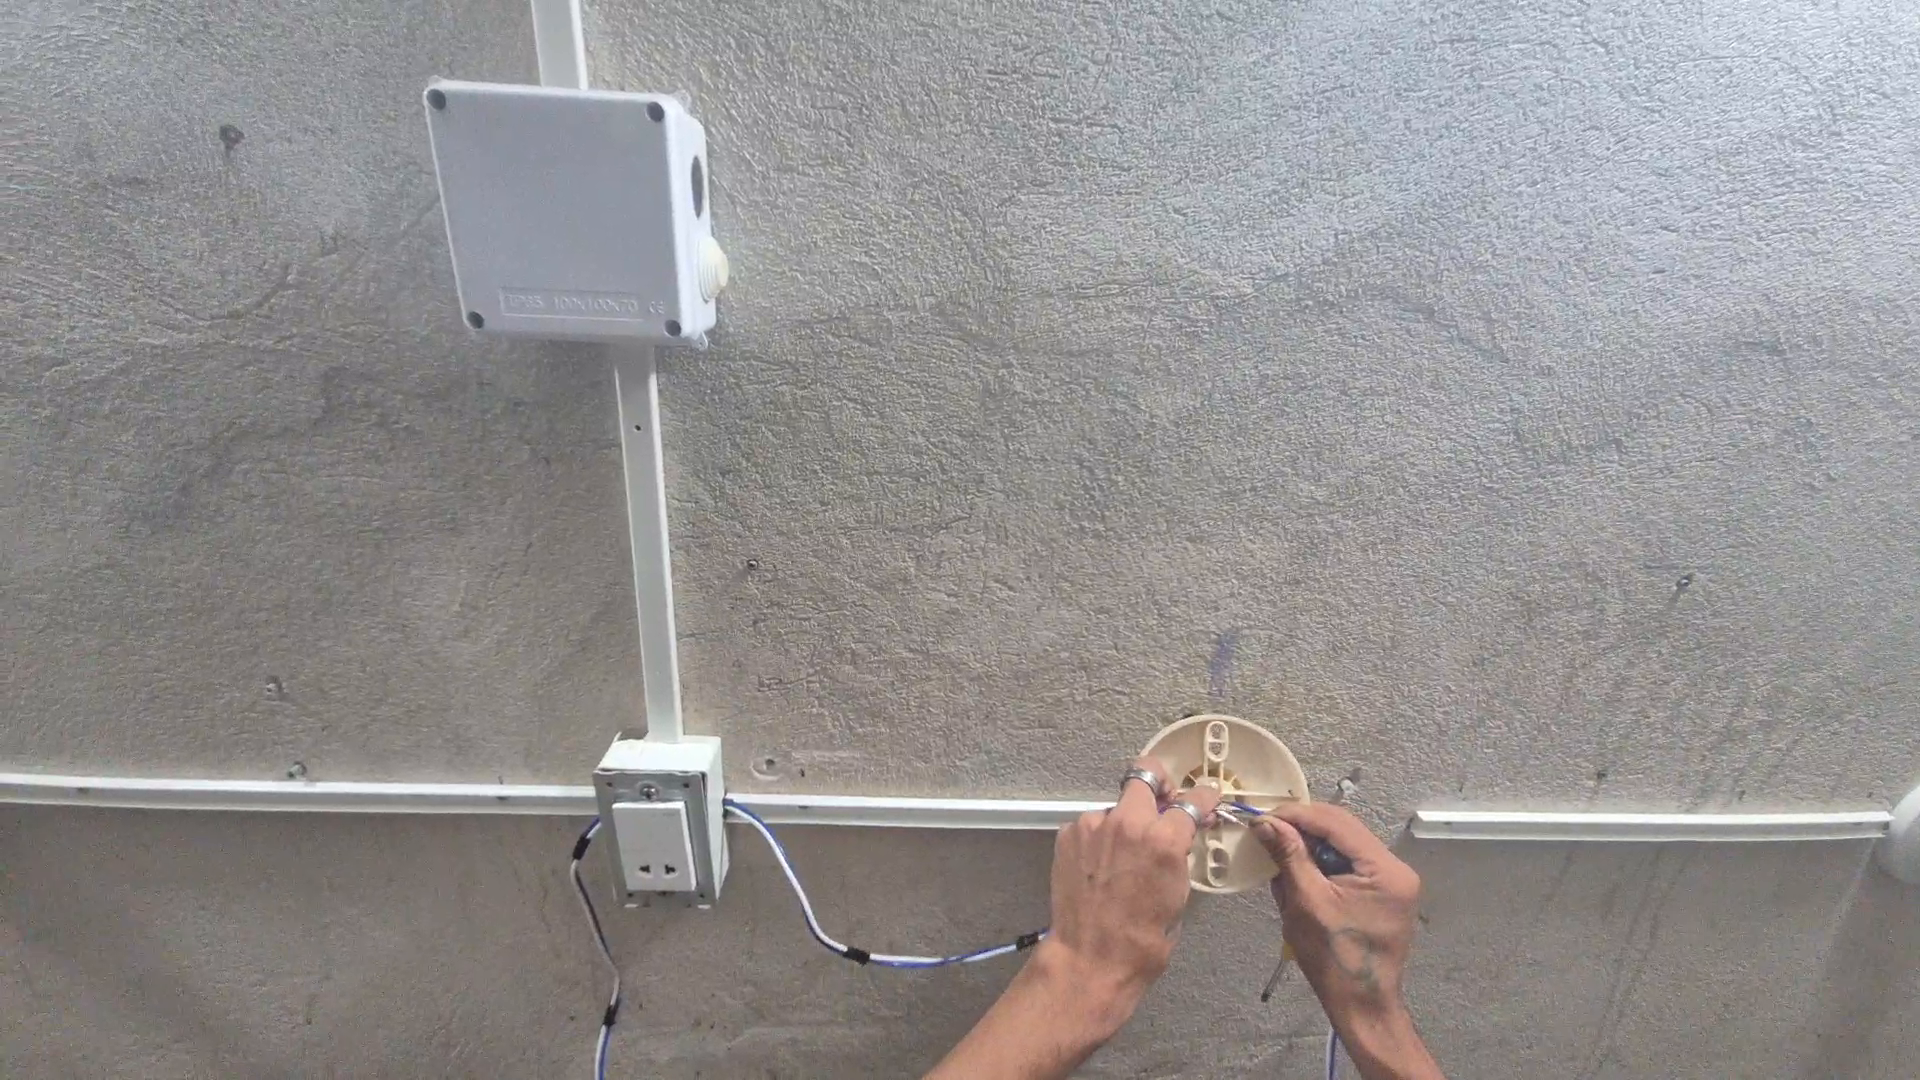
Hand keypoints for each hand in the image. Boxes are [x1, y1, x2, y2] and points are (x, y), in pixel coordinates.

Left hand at [1041, 754, 1221, 1019]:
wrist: (1091, 957)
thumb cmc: (1144, 938)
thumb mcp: (1178, 893)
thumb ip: (1178, 853)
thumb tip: (1180, 833)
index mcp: (1163, 839)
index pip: (1190, 801)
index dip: (1202, 796)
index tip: (1205, 794)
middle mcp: (1127, 822)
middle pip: (1144, 776)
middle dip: (1156, 785)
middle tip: (1160, 802)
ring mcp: (1094, 824)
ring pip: (1115, 808)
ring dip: (1123, 824)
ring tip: (1120, 858)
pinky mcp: (1069, 833)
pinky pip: (1092, 826)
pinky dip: (1098, 839)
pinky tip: (1099, 867)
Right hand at [1255, 803, 1443, 1079]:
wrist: (1361, 1005)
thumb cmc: (1333, 957)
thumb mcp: (1305, 901)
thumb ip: (1288, 855)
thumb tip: (1264, 821)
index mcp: (1385, 871)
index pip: (1336, 823)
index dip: (1296, 814)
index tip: (1262, 817)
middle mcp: (1395, 868)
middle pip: (1341, 826)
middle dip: (1301, 825)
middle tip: (1266, 828)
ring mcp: (1390, 879)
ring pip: (1341, 840)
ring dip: (1308, 841)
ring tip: (1278, 849)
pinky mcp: (1379, 890)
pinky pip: (1344, 858)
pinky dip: (1318, 858)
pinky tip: (1297, 867)